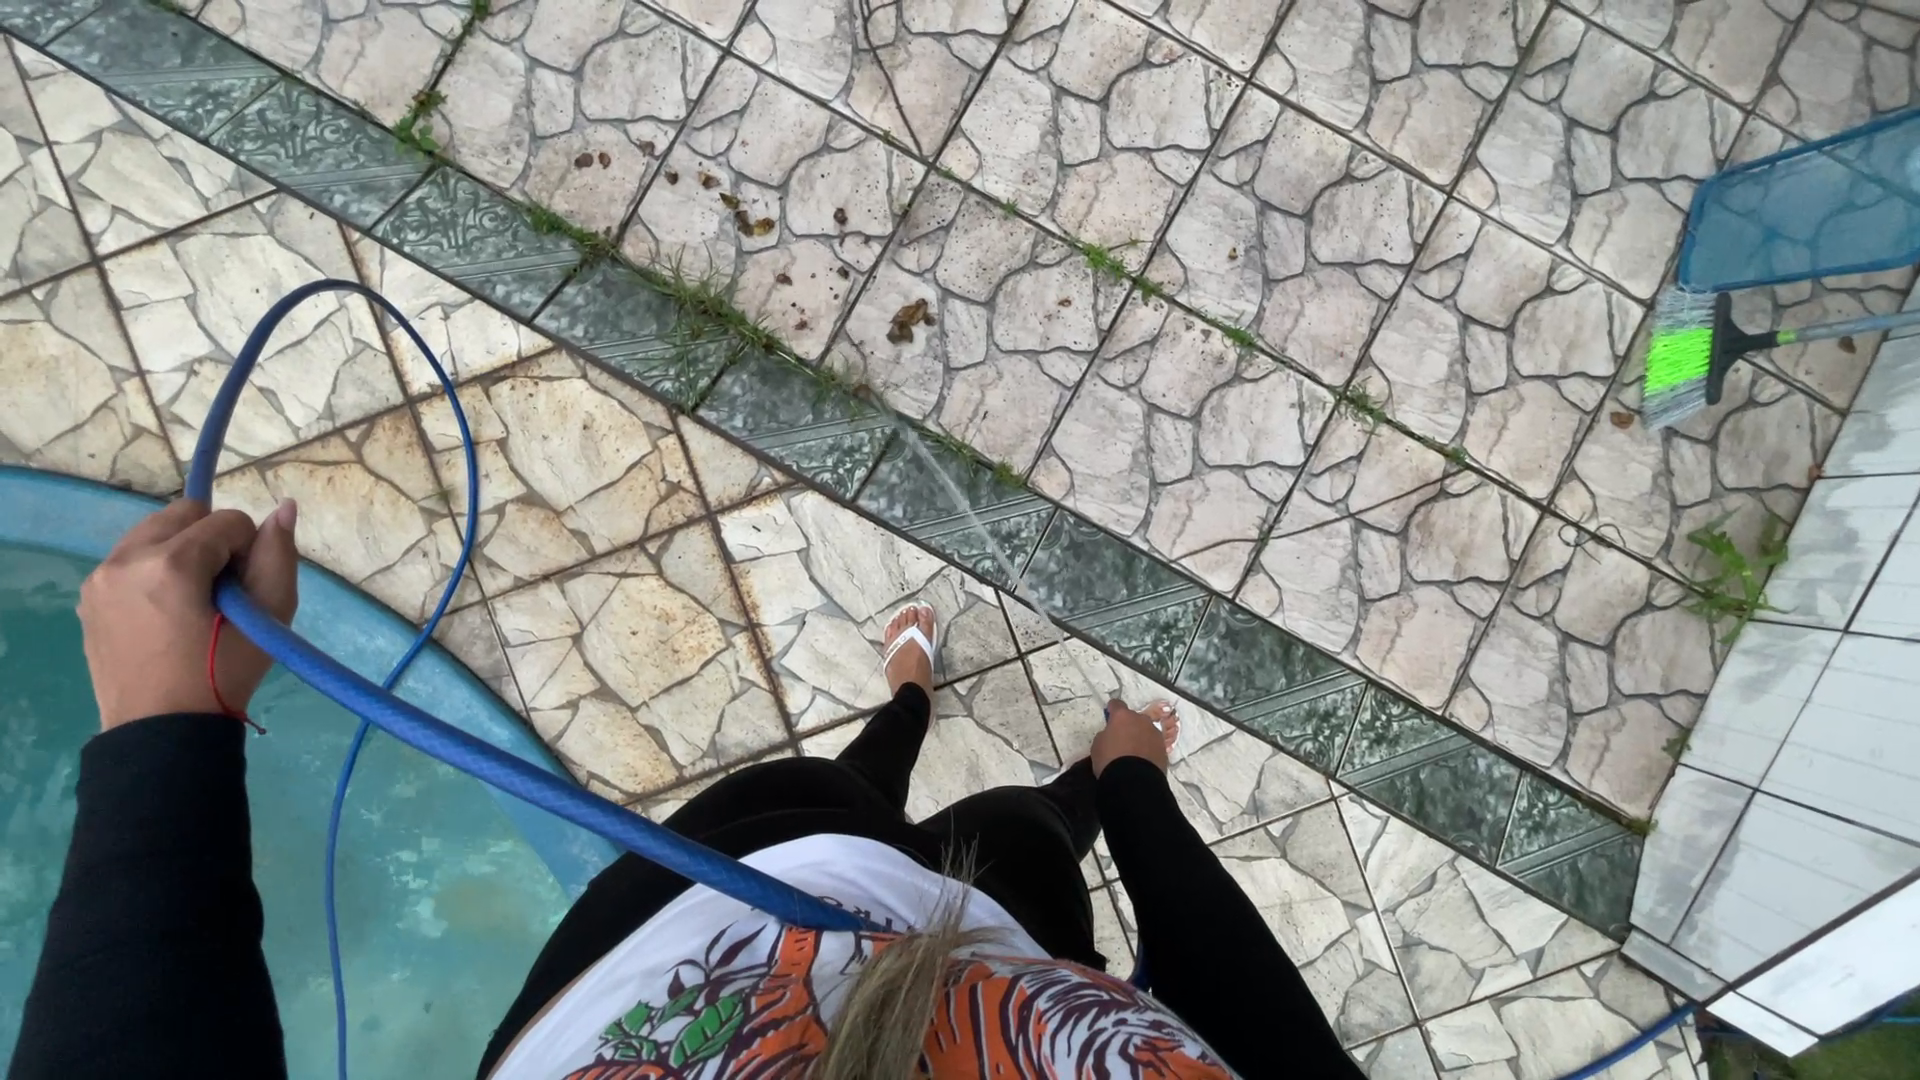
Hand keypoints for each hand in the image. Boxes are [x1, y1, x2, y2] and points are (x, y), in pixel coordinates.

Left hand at [79, 498, 298, 730]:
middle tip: (228, 585)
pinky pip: (132, 560)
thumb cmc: (227, 668)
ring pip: (154, 533)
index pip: (228, 520)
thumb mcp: (272, 611)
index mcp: (170, 563)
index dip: (252, 547)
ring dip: (186, 551)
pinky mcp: (89, 597)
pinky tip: (174, 609)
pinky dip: (160, 569)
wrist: (164, 723)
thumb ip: (279, 554)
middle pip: (182, 514)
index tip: (252, 585)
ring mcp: (98, 579)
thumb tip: (284, 506)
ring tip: (201, 598)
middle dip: (214, 538)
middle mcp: (124, 560)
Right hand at [1091, 699, 1169, 776]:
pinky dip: (1148, 749)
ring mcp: (1155, 735)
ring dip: (1140, 737)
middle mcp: (1141, 721)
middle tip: (1122, 738)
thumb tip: (1112, 734)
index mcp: (1123, 716)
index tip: (1110, 713)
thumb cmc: (1110, 760)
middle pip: (1134, 718)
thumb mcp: (1098, 745)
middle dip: (1129, 725)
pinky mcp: (1164, 750)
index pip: (1117, 704)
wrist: (1134, 782)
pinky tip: (1142, 761)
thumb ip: (1106, 734)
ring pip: (1146, 731)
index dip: (1112, 709)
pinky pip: (1153, 745)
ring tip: (1133, 752)